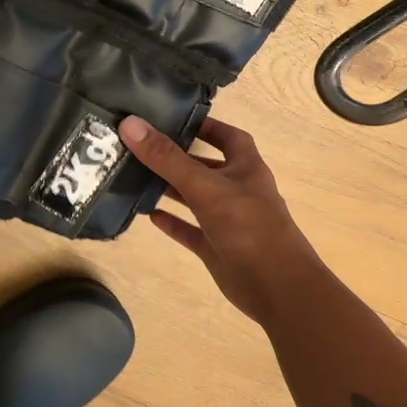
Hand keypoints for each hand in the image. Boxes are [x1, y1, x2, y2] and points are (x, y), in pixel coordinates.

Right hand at [117, 115, 329, 324]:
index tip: (173, 119)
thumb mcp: (205, 186)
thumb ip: (166, 158)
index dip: (206, 126)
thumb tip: (130, 124)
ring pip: (194, 197)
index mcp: (246, 170)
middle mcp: (237, 191)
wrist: (277, 288)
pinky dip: (170, 221)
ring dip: (169, 188)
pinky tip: (146, 214)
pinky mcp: (215, 247)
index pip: (229, 137)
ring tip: (134, 175)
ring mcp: (227, 221)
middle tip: (140, 146)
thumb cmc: (248, 227)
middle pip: (205, 166)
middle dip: (177, 157)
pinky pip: (188, 229)